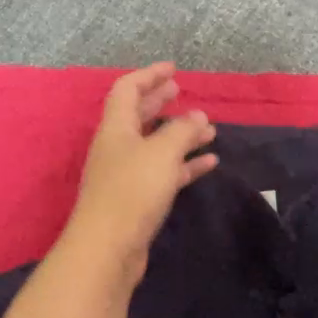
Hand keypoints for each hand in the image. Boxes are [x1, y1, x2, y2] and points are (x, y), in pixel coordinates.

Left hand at [60, 62, 217, 276]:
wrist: (108, 248)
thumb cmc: (132, 191)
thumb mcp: (161, 153)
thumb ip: (182, 131)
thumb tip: (197, 116)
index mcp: (115, 128)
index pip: (128, 90)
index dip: (149, 75)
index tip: (173, 69)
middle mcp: (117, 147)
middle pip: (138, 115)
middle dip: (160, 101)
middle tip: (181, 91)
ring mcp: (126, 174)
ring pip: (155, 145)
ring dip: (180, 135)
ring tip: (208, 129)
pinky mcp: (137, 200)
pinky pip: (164, 173)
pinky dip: (185, 165)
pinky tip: (209, 162)